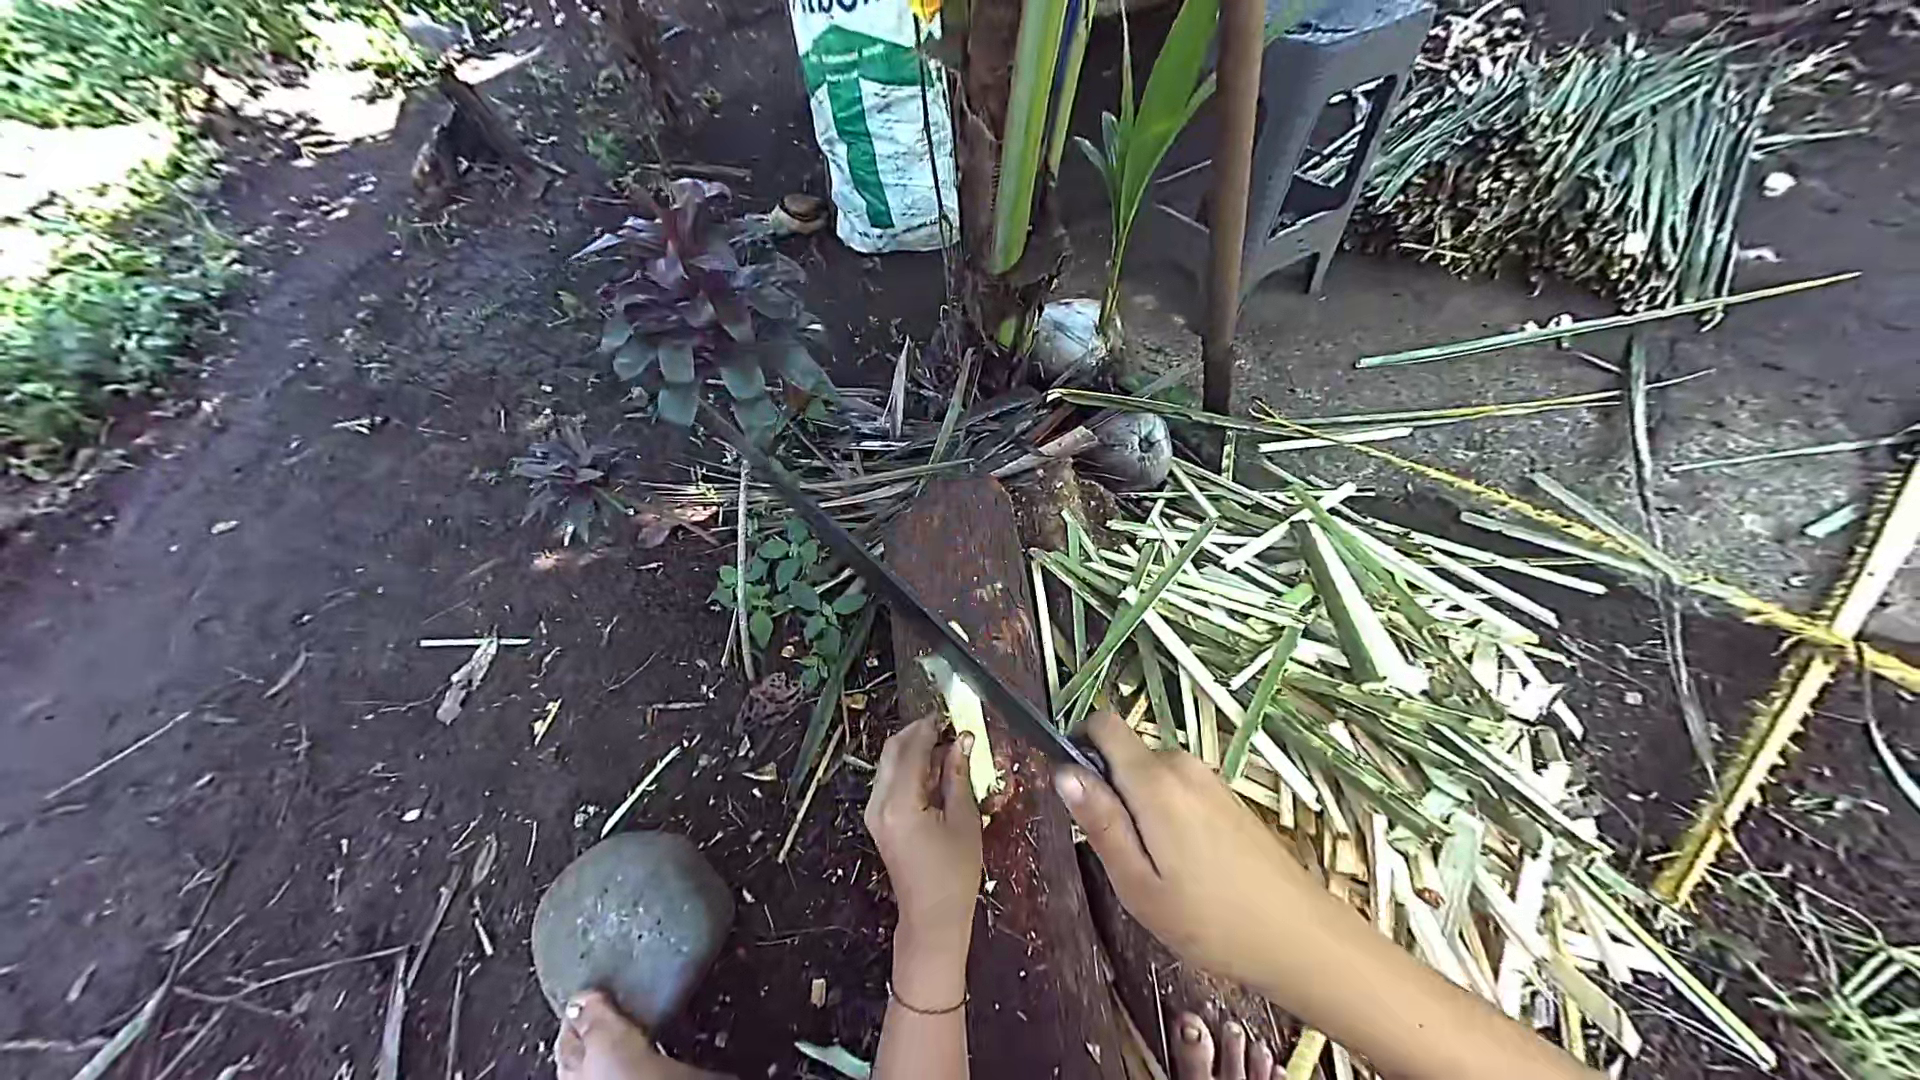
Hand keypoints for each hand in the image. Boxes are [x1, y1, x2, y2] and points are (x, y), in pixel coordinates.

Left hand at [864, 716, 983, 944]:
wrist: (932, 918)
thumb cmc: (954, 872)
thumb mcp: (964, 819)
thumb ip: (957, 775)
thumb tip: (961, 740)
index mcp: (900, 802)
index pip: (912, 749)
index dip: (930, 728)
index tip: (950, 715)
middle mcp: (879, 802)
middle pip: (892, 750)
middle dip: (917, 733)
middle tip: (946, 726)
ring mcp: (874, 811)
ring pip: (889, 763)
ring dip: (913, 749)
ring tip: (945, 746)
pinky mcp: (878, 819)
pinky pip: (889, 780)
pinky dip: (908, 767)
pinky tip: (933, 770)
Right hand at [1052, 709, 1334, 989]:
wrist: (1303, 940)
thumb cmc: (1210, 921)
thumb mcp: (1138, 883)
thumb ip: (1099, 821)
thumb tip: (1062, 770)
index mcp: (1155, 780)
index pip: (1102, 723)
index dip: (1079, 745)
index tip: (1079, 794)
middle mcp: (1181, 764)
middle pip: (1123, 753)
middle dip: (1111, 791)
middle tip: (1124, 854)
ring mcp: (1207, 777)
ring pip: (1148, 774)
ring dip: (1138, 806)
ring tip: (1158, 866)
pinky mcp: (1225, 793)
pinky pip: (1175, 787)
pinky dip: (1165, 812)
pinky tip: (1188, 864)